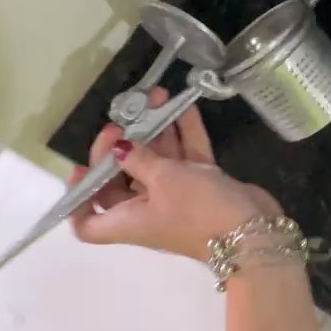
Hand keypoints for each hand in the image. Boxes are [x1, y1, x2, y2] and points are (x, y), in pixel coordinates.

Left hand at [67, 88, 280, 258]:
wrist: (253, 232)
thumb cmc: (198, 210)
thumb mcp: (163, 179)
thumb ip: (137, 158)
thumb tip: (118, 148)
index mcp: (128, 220)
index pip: (88, 224)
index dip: (78, 201)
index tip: (82, 170)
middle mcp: (147, 210)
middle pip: (121, 182)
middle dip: (121, 148)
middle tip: (124, 121)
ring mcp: (177, 198)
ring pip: (158, 163)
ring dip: (156, 132)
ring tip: (156, 98)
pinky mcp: (203, 187)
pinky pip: (187, 158)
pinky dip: (185, 135)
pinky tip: (184, 106)